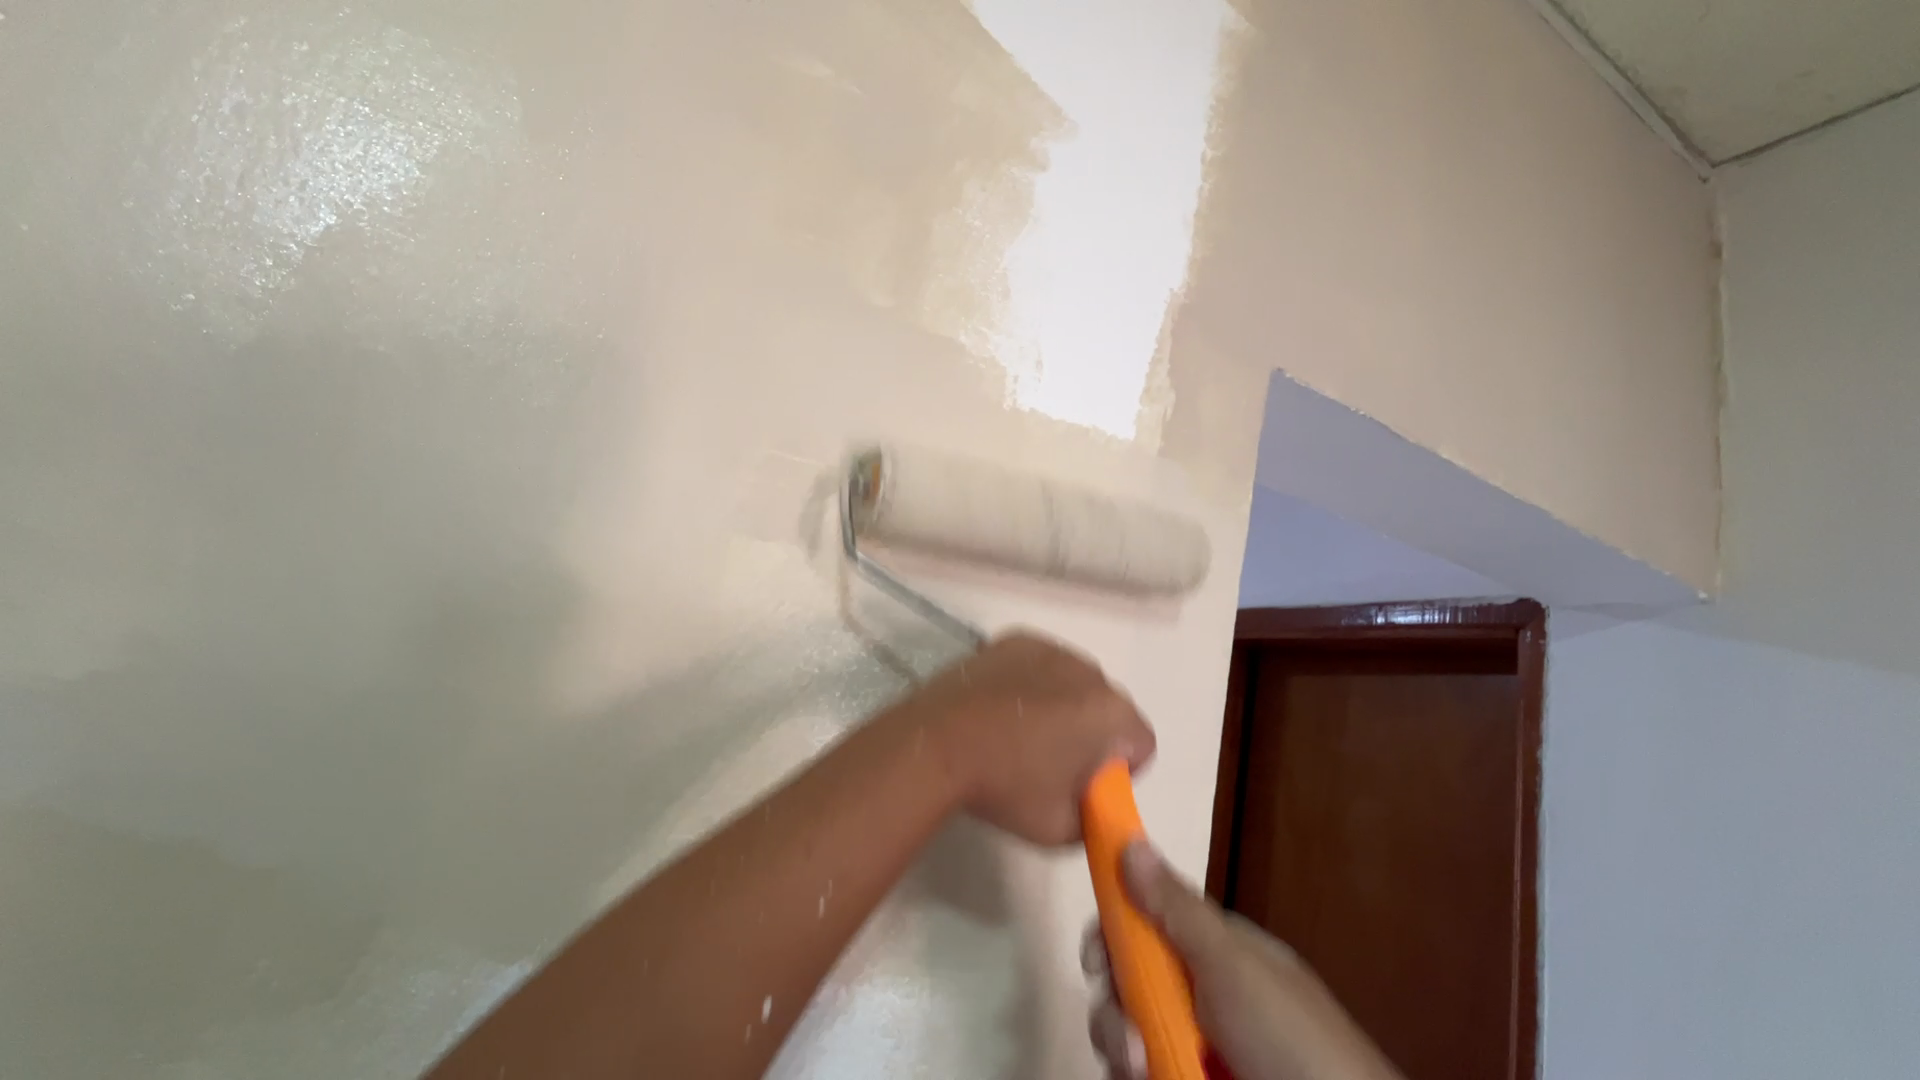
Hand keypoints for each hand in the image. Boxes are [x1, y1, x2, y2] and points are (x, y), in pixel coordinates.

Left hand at [899, 631, 1154, 845]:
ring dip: (1062, 704)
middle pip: (1108, 709)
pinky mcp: (1015, 640)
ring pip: (1074, 683)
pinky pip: (1041, 664)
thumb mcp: (1061, 830)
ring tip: (1020, 731)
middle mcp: (1091, 672)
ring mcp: (1051, 649)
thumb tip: (1095, 806)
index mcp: (1113, 714)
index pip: (1142, 744)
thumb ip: (1096, 819)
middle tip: (1049, 761)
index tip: (1084, 784)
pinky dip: (1032, 681)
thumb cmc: (1005, 788)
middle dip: (1091, 734)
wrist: (935, 745)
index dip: (1119, 769)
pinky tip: (1002, 705)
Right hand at [1083, 843, 1403, 1079]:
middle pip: (1123, 980)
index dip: (1111, 935)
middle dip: (1113, 1007)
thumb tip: (1129, 839)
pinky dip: (1131, 1073)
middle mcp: (1195, 992)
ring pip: (1122, 1030)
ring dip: (1121, 1048)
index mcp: (1210, 950)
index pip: (1142, 922)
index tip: (1095, 961)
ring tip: (1144, 1071)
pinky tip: (1149, 1078)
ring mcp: (1190, 1041)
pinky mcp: (1184, 1075)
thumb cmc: (1288, 1037)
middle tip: (1129, 1038)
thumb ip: (1176, 908)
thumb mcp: (1232, 966)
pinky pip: (1134, 1069)